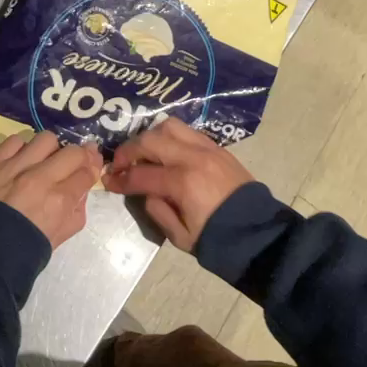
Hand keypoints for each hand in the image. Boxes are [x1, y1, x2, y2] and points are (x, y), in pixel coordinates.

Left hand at [0, 131, 102, 248]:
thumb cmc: (23, 250)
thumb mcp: (60, 237)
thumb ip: (77, 210)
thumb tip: (81, 187)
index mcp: (59, 201)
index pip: (87, 172)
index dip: (93, 168)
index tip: (92, 165)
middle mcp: (40, 178)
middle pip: (72, 151)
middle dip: (78, 156)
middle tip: (73, 161)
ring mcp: (14, 167)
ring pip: (45, 139)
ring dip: (50, 149)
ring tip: (43, 160)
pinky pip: (14, 140)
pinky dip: (21, 149)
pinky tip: (19, 161)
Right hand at [102, 118, 253, 252]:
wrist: (257, 233)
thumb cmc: (217, 239)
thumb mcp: (180, 236)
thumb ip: (156, 210)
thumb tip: (144, 191)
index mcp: (183, 183)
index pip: (141, 174)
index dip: (120, 178)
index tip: (108, 181)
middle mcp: (193, 158)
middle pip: (150, 140)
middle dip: (129, 151)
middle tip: (119, 164)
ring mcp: (207, 148)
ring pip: (169, 126)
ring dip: (150, 136)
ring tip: (142, 153)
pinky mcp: (217, 147)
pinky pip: (187, 131)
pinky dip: (170, 136)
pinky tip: (164, 151)